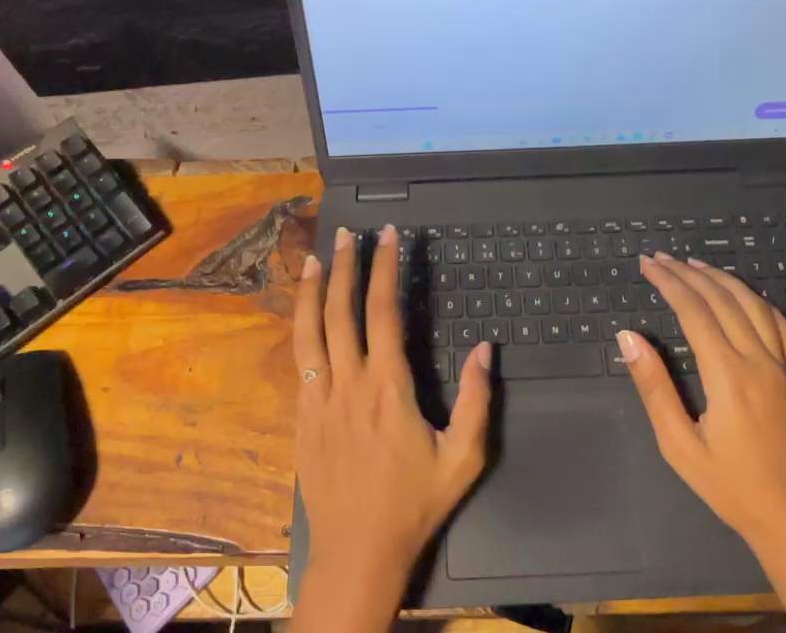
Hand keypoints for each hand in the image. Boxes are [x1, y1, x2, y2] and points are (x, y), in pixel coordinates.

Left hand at [290, 225, 491, 632]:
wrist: (358, 551)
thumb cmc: (415, 502)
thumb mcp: (463, 457)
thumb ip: (476, 399)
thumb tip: (485, 347)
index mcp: (388, 388)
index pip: (384, 313)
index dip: (385, 269)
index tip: (388, 237)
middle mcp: (348, 385)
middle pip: (341, 312)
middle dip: (347, 267)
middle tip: (349, 234)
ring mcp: (318, 400)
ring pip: (308, 333)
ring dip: (312, 292)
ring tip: (317, 260)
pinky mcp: (301, 418)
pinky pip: (300, 363)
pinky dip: (302, 330)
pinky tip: (307, 316)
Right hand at [617, 253, 785, 632]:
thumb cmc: (733, 489)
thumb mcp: (680, 447)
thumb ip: (655, 388)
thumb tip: (629, 337)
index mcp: (729, 376)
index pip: (695, 311)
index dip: (669, 283)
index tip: (647, 264)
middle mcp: (759, 361)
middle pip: (723, 300)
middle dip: (689, 273)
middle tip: (661, 258)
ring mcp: (784, 367)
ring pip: (753, 305)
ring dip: (722, 279)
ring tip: (694, 264)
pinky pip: (780, 325)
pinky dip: (757, 300)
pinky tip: (743, 295)